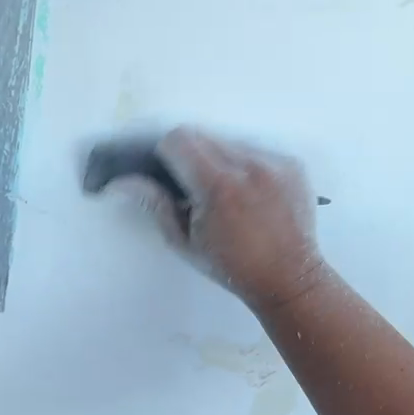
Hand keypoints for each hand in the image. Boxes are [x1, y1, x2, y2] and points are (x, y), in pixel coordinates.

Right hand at [134, 127, 330, 312]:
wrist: (291, 279)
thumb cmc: (230, 267)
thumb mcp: (183, 241)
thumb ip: (154, 203)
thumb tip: (121, 180)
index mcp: (218, 186)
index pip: (178, 139)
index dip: (163, 152)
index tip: (163, 173)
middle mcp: (249, 165)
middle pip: (202, 135)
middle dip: (187, 154)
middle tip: (186, 183)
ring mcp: (275, 162)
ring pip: (227, 140)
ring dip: (214, 157)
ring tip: (218, 189)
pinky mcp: (292, 163)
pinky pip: (253, 149)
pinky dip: (241, 165)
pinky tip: (245, 192)